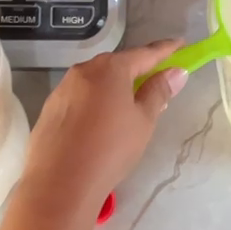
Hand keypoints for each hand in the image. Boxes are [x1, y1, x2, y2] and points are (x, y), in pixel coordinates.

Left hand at [16, 39, 186, 220]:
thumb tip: (175, 72)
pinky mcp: (50, 108)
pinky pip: (80, 97)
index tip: (180, 44)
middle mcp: (85, 70)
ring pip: (96, 81)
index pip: (145, 53)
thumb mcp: (143, 122)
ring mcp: (63, 88)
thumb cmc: (109, 150)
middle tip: (155, 81)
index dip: (165, 50)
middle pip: (117, 65)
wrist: (58, 185)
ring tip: (126, 107)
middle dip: (137, 71)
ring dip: (113, 88)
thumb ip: (158, 92)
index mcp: (111, 68)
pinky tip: (97, 124)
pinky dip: (94, 103)